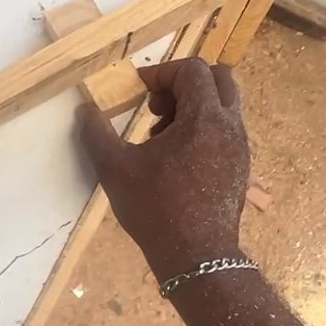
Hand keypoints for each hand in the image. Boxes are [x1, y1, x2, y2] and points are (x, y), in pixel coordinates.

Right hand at [77, 57, 249, 279]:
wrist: (196, 256)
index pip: (192, 70)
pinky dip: (201, 131)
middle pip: (218, 79)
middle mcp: (230, 126)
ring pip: (222, 106)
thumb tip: (85, 109)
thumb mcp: (115, 169)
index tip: (138, 91)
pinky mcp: (240, 168)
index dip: (161, 72)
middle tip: (155, 108)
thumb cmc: (155, 209)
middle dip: (184, 84)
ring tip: (159, 139)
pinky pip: (224, 132)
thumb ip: (96, 133)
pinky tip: (174, 162)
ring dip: (191, 109)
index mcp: (204, 117)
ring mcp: (240, 148)